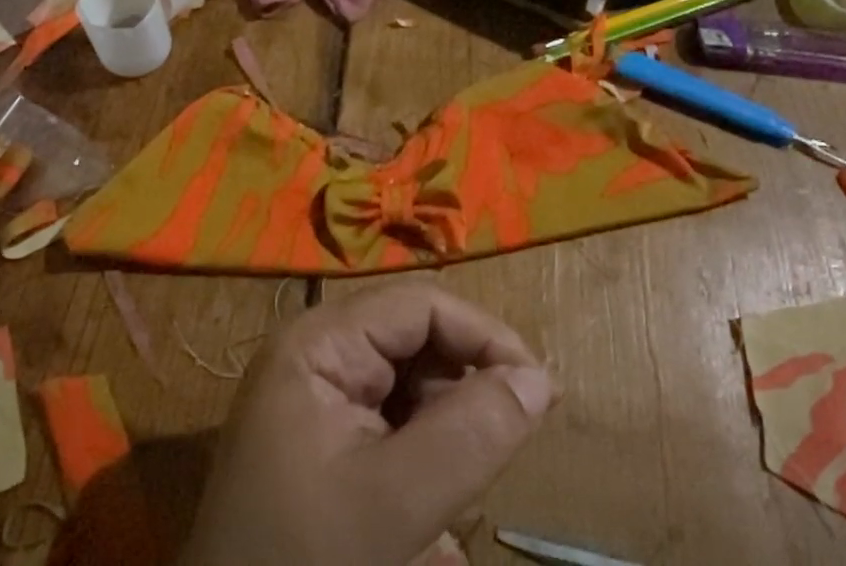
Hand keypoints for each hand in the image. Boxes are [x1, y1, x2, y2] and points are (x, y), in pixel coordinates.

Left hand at [181, 282, 555, 565]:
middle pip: (416, 341)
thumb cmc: (305, 553)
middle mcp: (316, 354)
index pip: (420, 305)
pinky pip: (391, 423)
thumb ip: (471, 432)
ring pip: (410, 385)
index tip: (540, 394)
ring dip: (446, 432)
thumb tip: (539, 377)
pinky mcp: (323, 434)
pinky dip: (423, 458)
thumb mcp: (395, 499)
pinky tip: (424, 514)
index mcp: (319, 343)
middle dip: (464, 390)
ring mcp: (317, 394)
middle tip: (494, 456)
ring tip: (449, 494)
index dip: (485, 337)